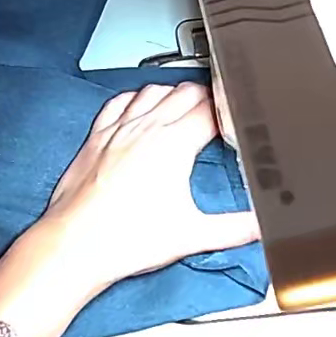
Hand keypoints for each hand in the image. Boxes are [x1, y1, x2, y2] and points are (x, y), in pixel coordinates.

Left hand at [23, 82, 260, 297]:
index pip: (212, 110)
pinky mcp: (96, 137)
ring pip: (152, 90)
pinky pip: (118, 102)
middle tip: (218, 112)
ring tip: (184, 106)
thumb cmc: (125, 240)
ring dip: (172, 93)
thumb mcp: (192, 235)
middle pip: (185, 93)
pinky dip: (134, 98)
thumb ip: (235, 228)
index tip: (236, 119)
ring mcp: (118, 129)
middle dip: (207, 97)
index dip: (229, 110)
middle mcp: (146, 128)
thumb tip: (261, 227)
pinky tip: (139, 106)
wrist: (74, 245)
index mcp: (173, 145)